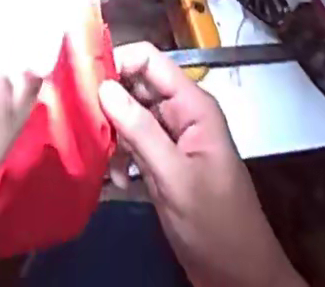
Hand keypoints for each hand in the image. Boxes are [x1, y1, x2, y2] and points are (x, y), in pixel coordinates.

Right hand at [98, 42, 305, 286]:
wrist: (240, 281)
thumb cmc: (216, 226)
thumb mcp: (176, 178)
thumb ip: (140, 130)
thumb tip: (103, 87)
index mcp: (192, 105)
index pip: (149, 60)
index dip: (117, 62)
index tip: (84, 81)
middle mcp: (180, 112)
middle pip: (135, 85)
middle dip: (108, 101)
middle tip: (83, 121)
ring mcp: (171, 137)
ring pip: (129, 114)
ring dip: (113, 134)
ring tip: (103, 158)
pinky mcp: (163, 160)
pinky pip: (132, 142)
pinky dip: (121, 157)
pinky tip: (119, 180)